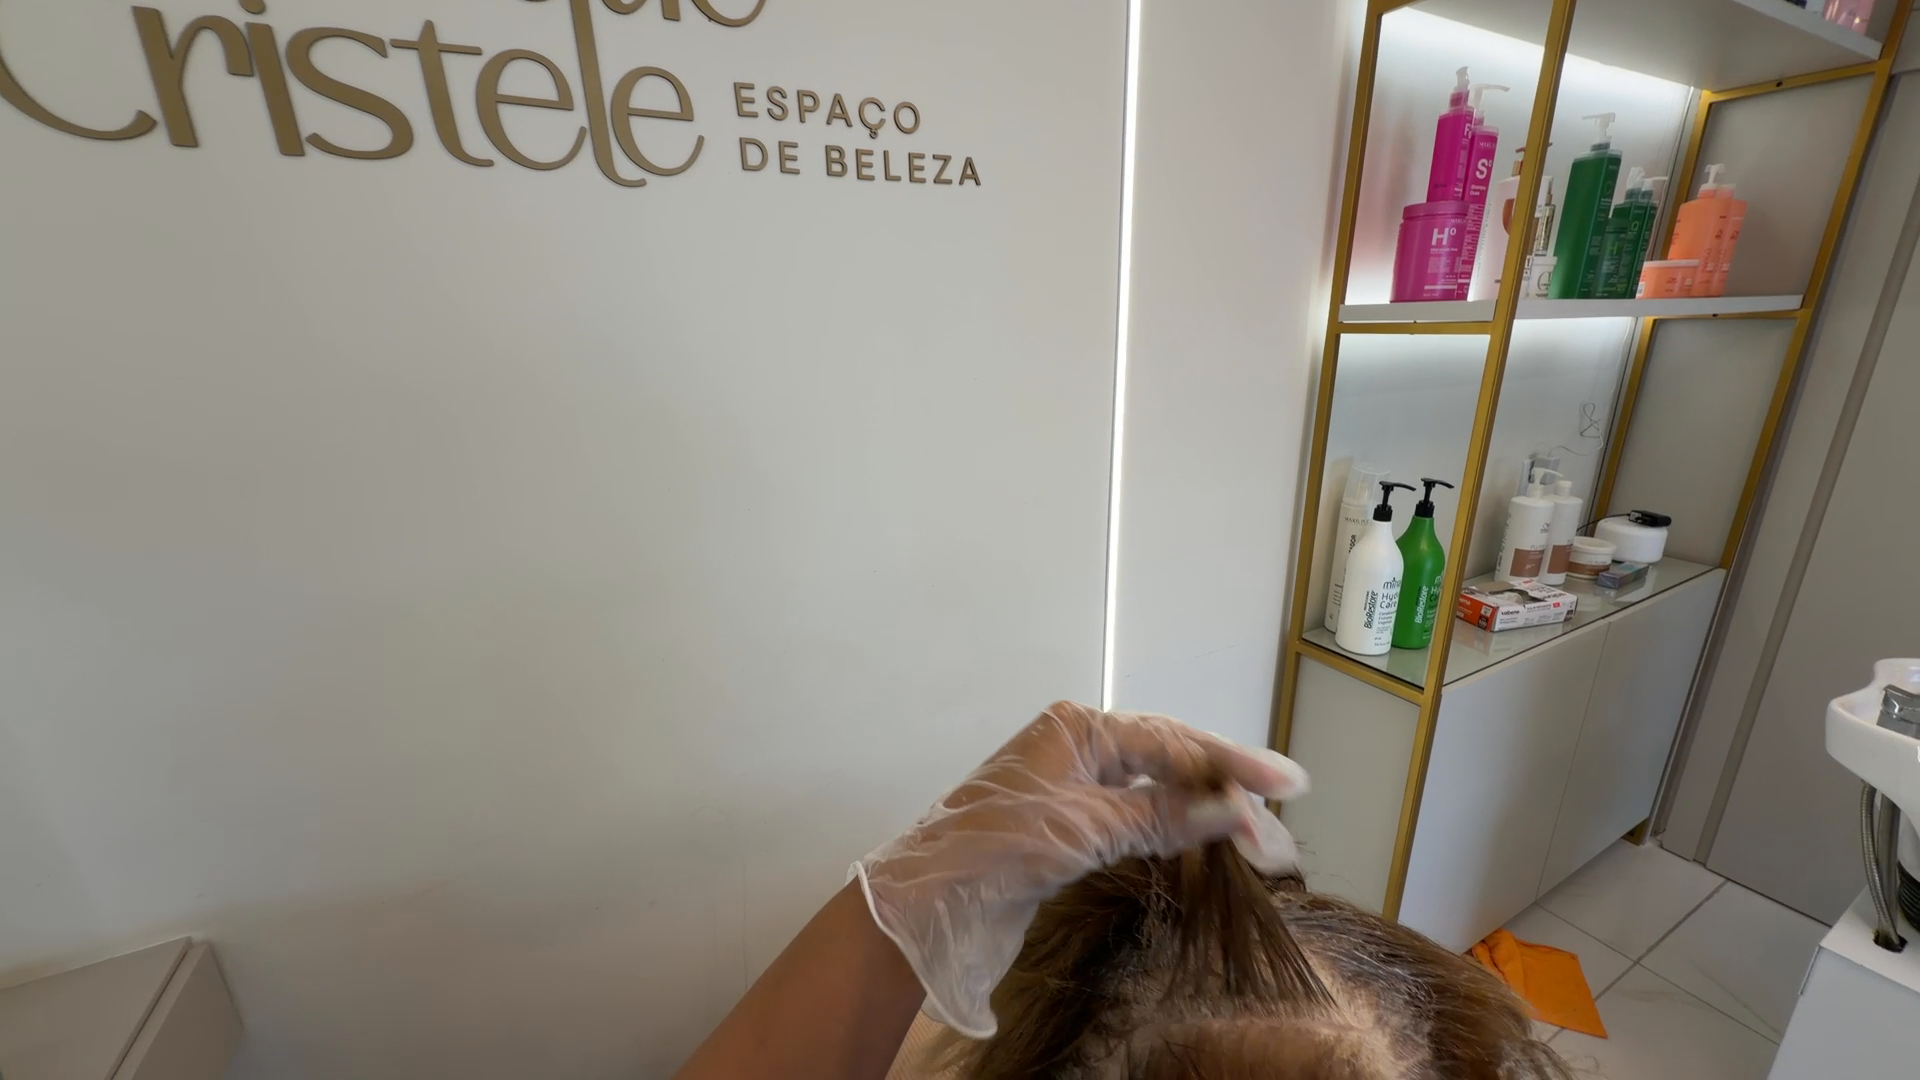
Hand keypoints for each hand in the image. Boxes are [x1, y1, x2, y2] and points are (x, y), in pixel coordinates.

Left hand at [850, 701, 1307, 1037]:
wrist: (934, 900)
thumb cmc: (998, 846)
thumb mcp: (1085, 825)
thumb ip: (1161, 815)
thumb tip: (1234, 808)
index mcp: (1078, 727)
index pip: (1168, 738)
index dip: (1229, 762)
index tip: (1285, 784)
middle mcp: (1078, 746)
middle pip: (1166, 758)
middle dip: (1221, 788)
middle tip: (1278, 821)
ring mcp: (1075, 783)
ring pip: (1154, 788)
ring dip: (1200, 810)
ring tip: (1255, 836)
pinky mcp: (1071, 822)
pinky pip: (1136, 814)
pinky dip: (1171, 827)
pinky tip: (1200, 837)